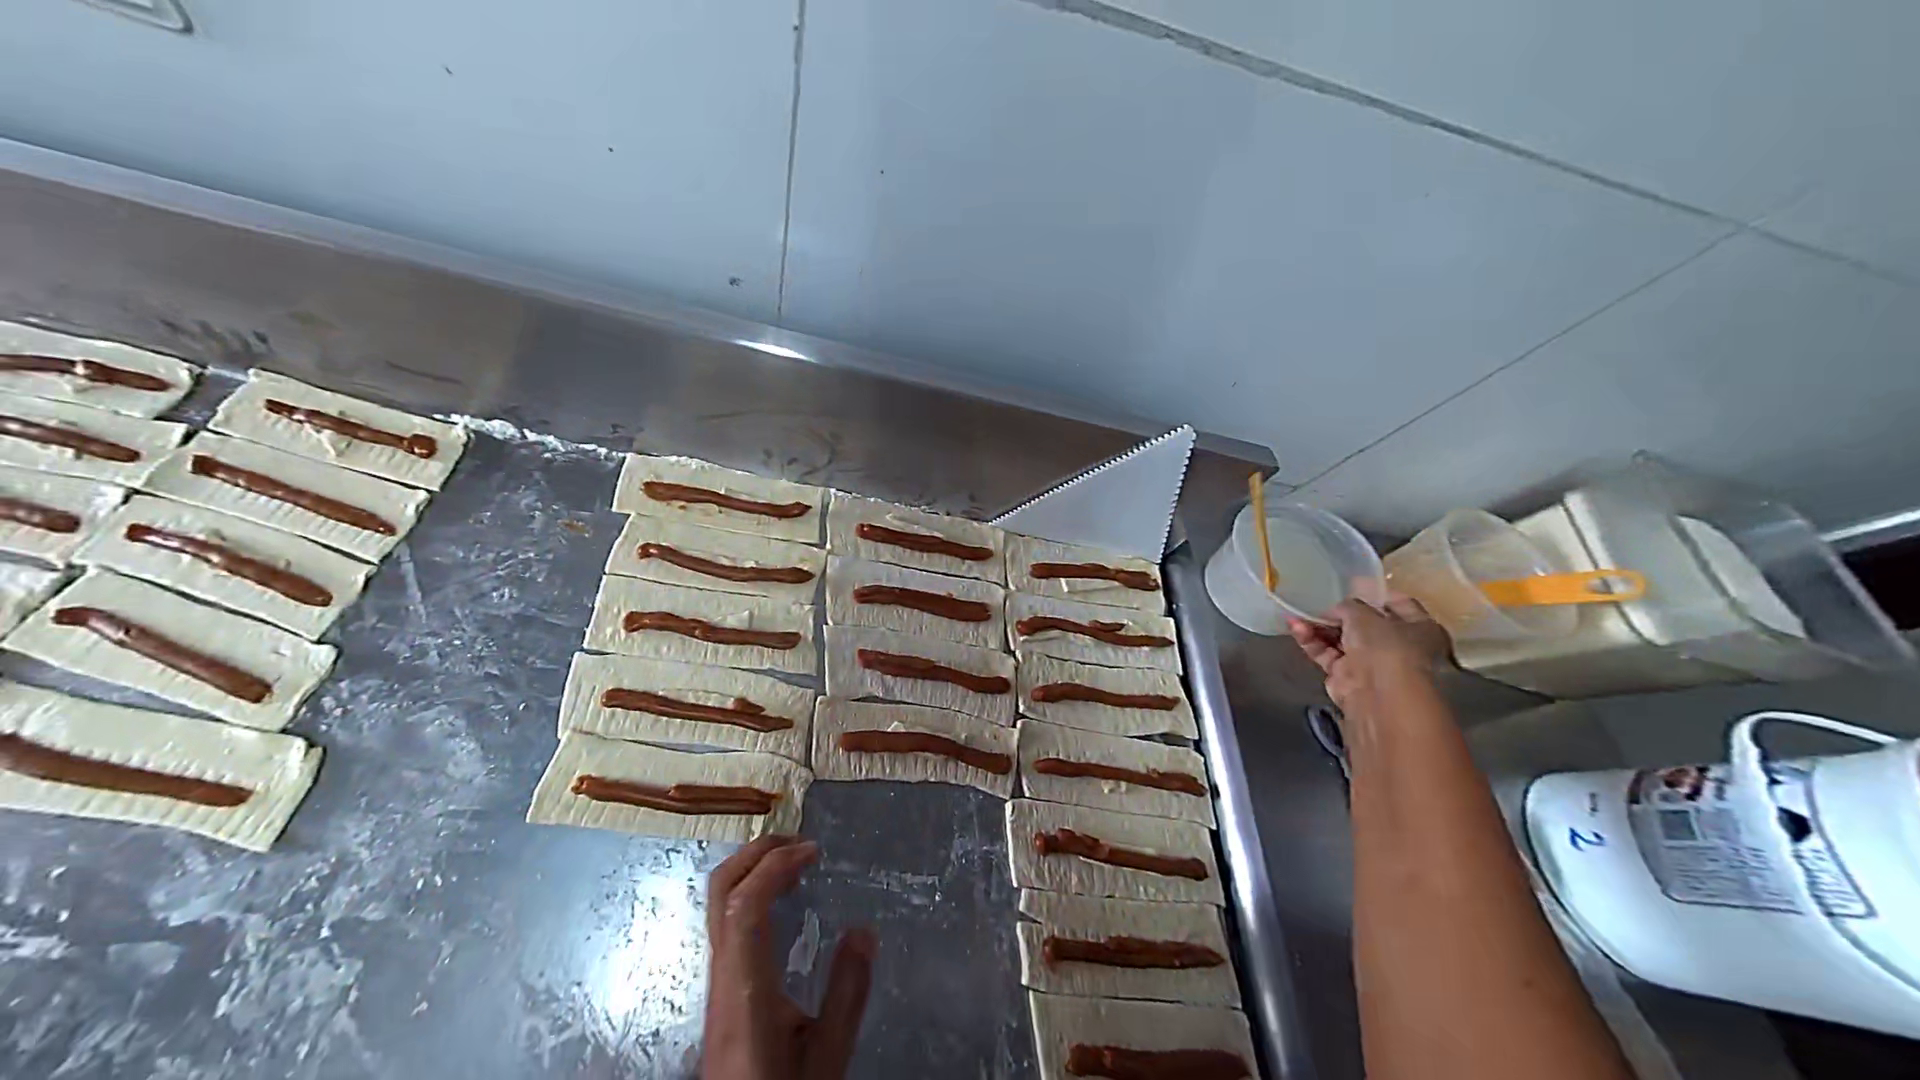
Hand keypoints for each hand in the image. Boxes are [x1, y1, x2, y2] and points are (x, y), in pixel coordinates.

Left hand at [701, 836, 874, 1079]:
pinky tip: (784, 900)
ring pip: (720, 902)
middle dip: (759, 851)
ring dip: (755, 868)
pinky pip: (728, 918)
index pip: (745, 906)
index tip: (812, 851)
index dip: (774, 866)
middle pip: (721, 890)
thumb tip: (863, 931)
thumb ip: (847, 996)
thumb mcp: (827, 1057)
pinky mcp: (721, 985)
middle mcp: (723, 974)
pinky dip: (754, 890)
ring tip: (798, 863)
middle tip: (801, 843)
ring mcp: (717, 978)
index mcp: (746, 989)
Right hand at [1288, 597, 1450, 716]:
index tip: (1351, 584)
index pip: (1398, 604)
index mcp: (1420, 628)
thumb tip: (1337, 610)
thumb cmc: (1385, 646)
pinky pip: (1327, 654)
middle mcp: (1399, 646)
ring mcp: (1372, 663)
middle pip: (1364, 624)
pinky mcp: (1348, 677)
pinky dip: (1312, 642)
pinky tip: (1295, 628)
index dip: (1373, 593)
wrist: (1378, 694)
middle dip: (1337, 614)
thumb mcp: (1364, 614)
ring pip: (1341, 639)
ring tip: (1295, 615)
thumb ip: (1348, 606)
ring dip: (1318, 627)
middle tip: (1314, 602)